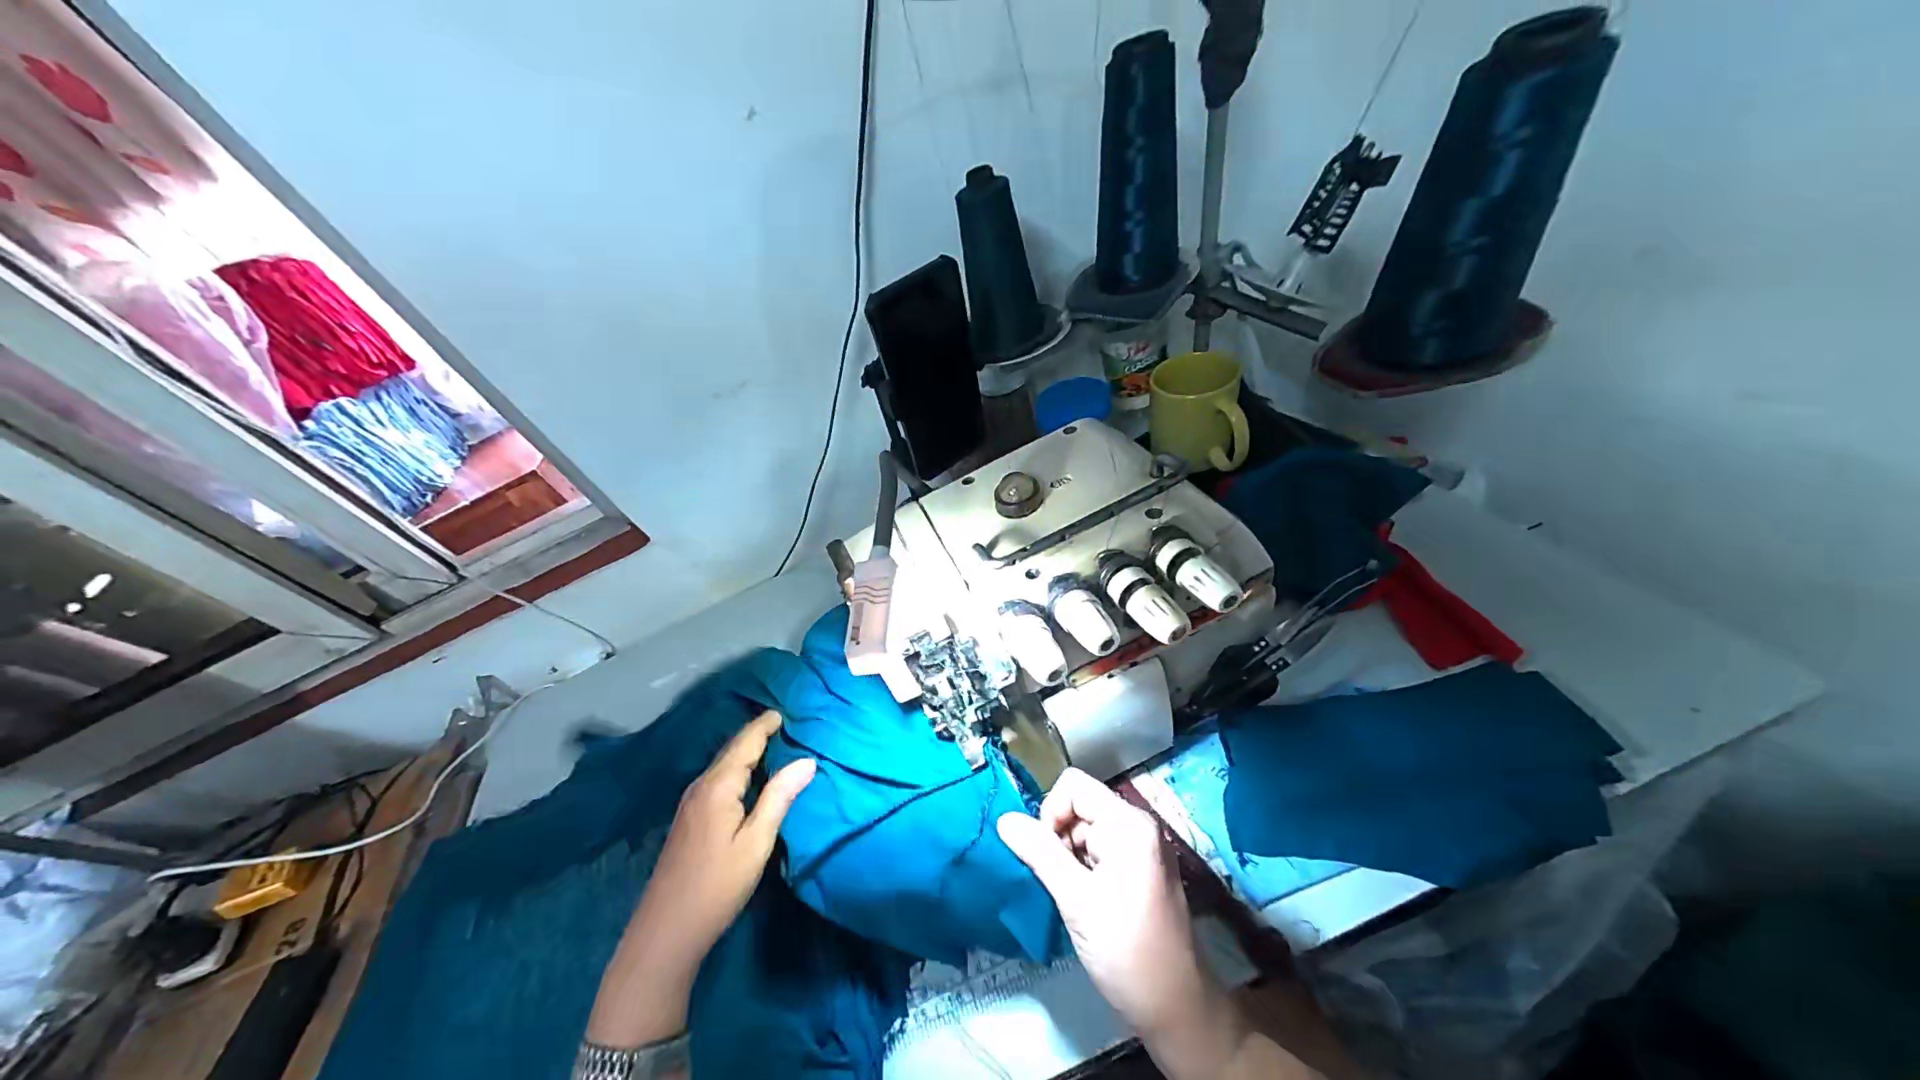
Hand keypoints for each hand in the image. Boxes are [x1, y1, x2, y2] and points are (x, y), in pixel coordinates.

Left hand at [586, 710, 815, 1046]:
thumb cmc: (717, 886)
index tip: (787, 710)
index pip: (745, 743)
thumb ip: (779, 798)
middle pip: (732, 750)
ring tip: (775, 743)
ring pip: (724, 765)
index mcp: (718, 786)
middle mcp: (700, 786)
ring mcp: (690, 803)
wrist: (666, 931)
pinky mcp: (689, 819)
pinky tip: (750, 777)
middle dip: (757, 733)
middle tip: (787, 722)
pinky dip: (738, 768)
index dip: (766, 725)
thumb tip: (806, 761)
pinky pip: (717, 779)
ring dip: (747, 751)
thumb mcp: (756, 842)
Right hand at [996, 768, 1216, 1038]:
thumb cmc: (1125, 951)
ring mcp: (1142, 850)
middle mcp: (1138, 827)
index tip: (1047, 855)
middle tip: (1061, 882)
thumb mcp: (1076, 900)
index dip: (1051, 813)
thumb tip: (1005, 819)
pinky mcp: (1140, 872)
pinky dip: (1083, 868)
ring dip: (1069, 856)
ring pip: (1086, 830)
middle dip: (1059, 837)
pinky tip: (1085, 902)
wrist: (1176, 1008)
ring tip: (1074, 897)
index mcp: (1128, 825)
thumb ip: (1040, 854)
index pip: (1074, 786)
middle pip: (1080, 806)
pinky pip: (1099, 851)